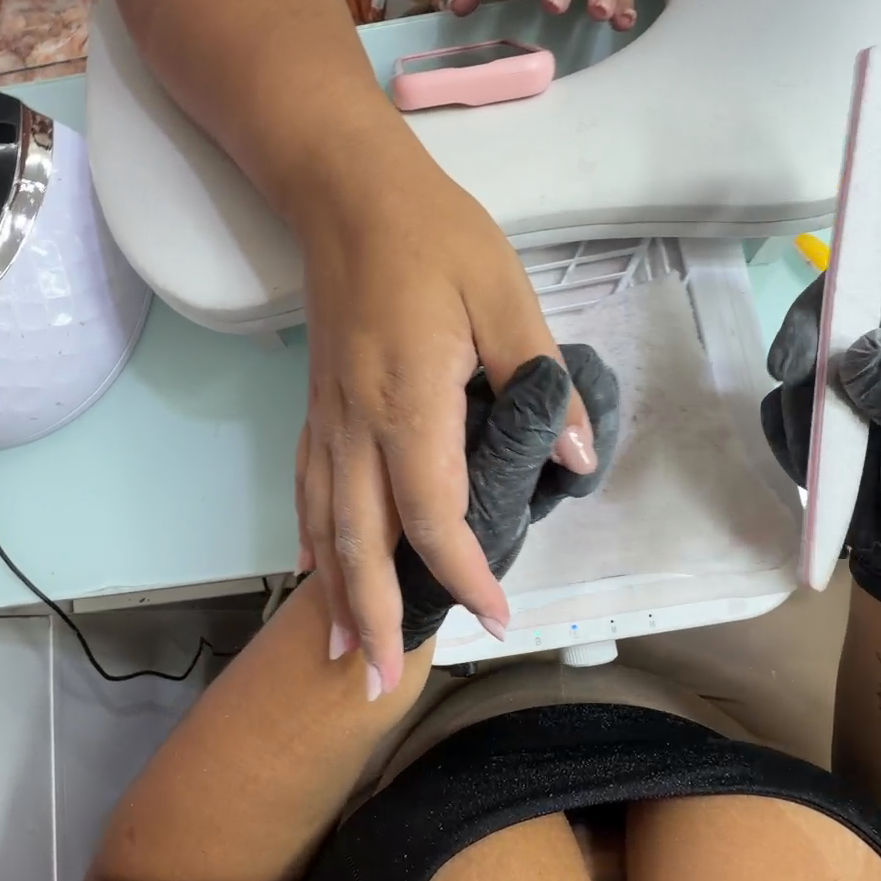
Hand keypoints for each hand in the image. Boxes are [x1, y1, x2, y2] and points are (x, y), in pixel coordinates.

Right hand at [297, 167, 597, 696]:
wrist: (347, 195)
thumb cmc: (435, 239)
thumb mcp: (506, 296)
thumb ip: (539, 382)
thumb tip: (573, 459)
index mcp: (408, 401)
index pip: (432, 512)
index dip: (462, 572)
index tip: (494, 618)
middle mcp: (356, 425)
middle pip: (360, 541)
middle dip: (373, 616)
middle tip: (378, 684)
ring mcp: (326, 420)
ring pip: (324, 524)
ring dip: (333, 595)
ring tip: (339, 654)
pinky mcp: (316, 408)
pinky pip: (308, 490)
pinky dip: (311, 541)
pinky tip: (314, 573)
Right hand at [759, 38, 880, 627]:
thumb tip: (850, 350)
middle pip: (849, 284)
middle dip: (814, 323)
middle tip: (800, 368)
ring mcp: (862, 371)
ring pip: (802, 346)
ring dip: (797, 392)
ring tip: (821, 445)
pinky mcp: (823, 411)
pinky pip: (783, 401)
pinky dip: (788, 432)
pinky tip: (818, 464)